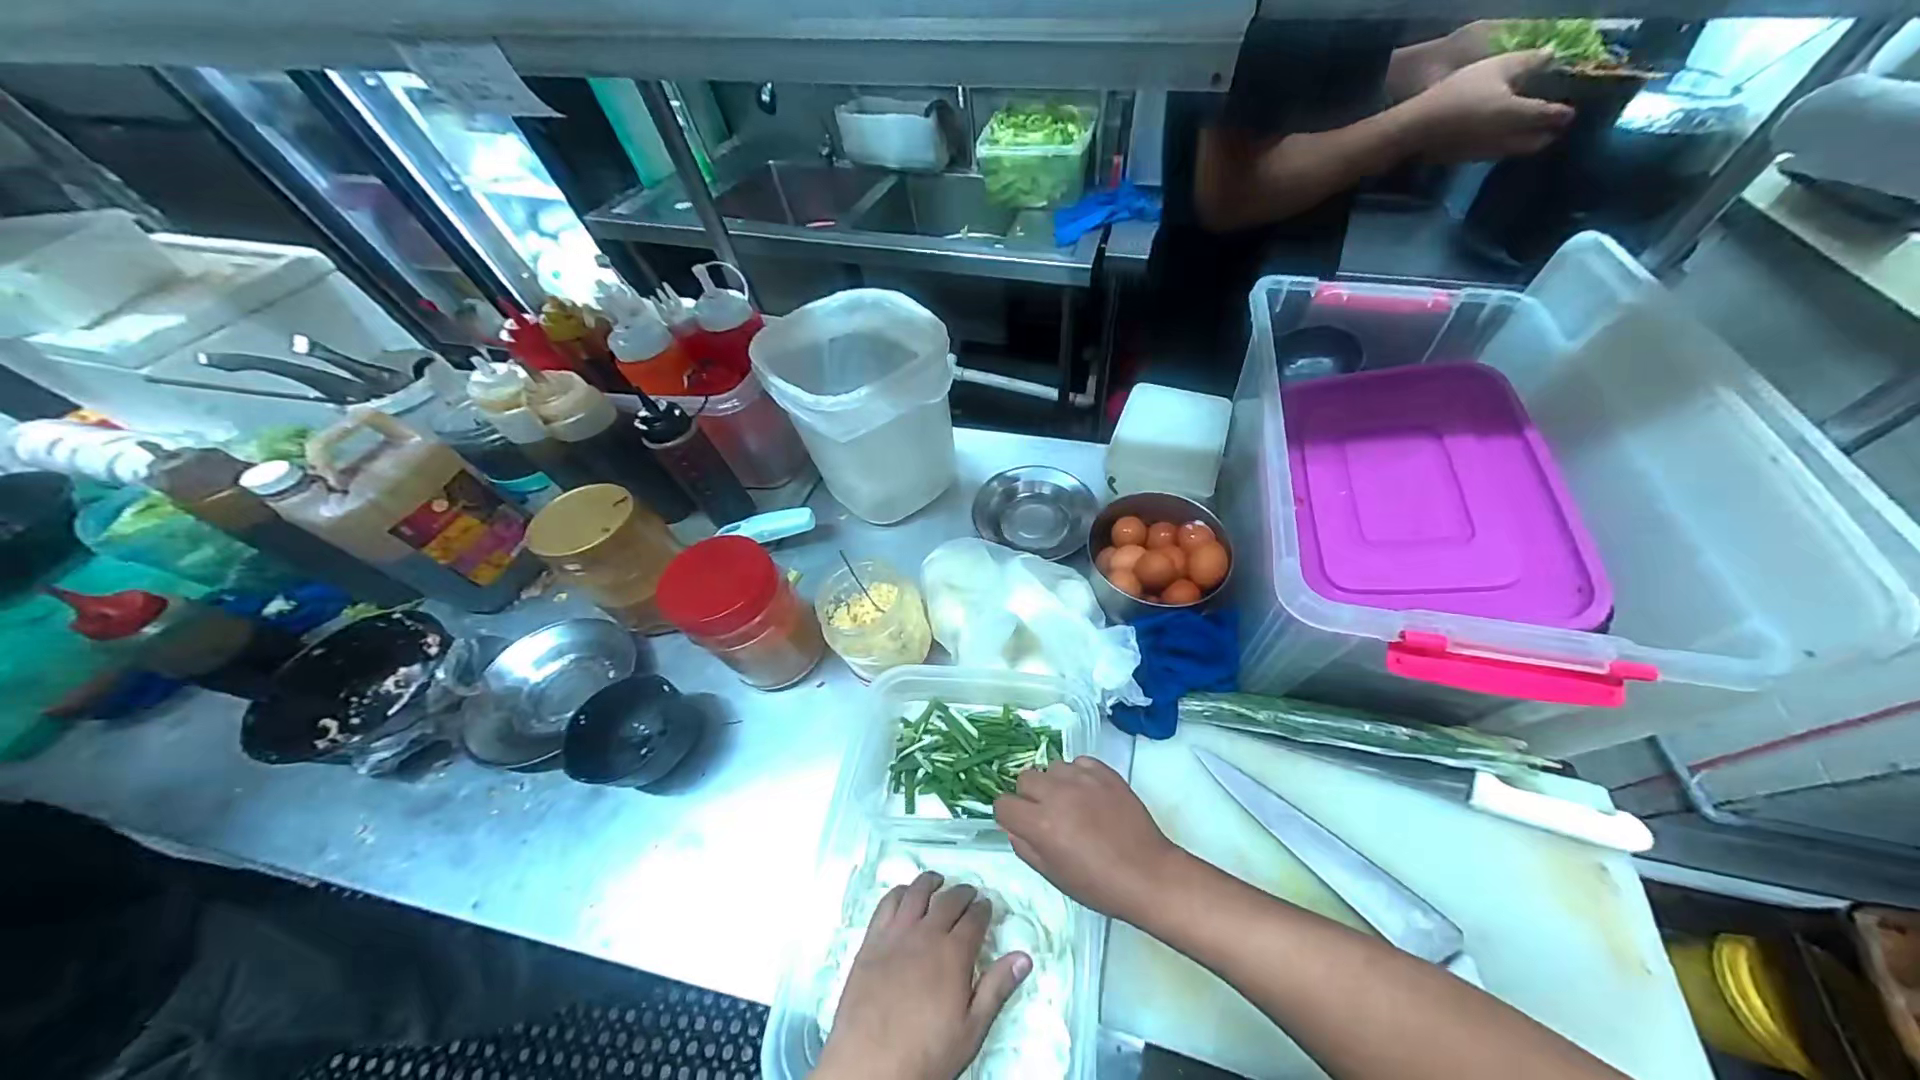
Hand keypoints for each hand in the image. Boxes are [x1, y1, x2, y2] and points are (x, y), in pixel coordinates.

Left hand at [815, 872, 1030, 1079]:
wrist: (869, 1065)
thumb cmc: (926, 1052)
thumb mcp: (971, 1028)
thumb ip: (997, 988)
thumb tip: (1024, 957)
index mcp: (954, 953)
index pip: (975, 918)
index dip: (984, 909)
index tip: (988, 906)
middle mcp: (926, 934)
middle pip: (948, 900)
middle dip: (963, 893)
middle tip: (969, 894)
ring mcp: (896, 934)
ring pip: (917, 893)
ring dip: (931, 882)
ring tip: (938, 880)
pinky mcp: (871, 940)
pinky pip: (886, 904)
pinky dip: (899, 892)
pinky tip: (904, 893)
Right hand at [994, 757, 1185, 924]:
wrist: (1148, 875)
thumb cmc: (1099, 885)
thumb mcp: (1054, 876)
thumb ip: (1026, 848)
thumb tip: (1014, 828)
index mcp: (1041, 824)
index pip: (1003, 804)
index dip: (1009, 816)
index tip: (1022, 825)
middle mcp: (1057, 795)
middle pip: (1024, 779)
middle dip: (1029, 797)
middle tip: (1048, 816)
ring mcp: (1083, 779)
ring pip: (1052, 768)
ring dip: (1055, 784)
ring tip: (1072, 804)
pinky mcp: (1105, 772)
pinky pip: (1079, 762)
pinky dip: (1078, 775)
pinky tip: (1089, 795)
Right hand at [1408, 48, 1574, 161]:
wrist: (1417, 128)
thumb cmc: (1459, 94)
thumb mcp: (1497, 67)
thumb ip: (1528, 62)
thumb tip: (1551, 57)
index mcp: (1521, 115)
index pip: (1553, 116)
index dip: (1564, 112)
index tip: (1569, 109)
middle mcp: (1508, 139)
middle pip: (1537, 143)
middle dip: (1548, 134)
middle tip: (1550, 124)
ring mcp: (1486, 153)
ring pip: (1516, 152)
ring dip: (1524, 143)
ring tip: (1524, 132)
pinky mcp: (1467, 160)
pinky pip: (1495, 155)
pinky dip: (1503, 148)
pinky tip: (1496, 139)